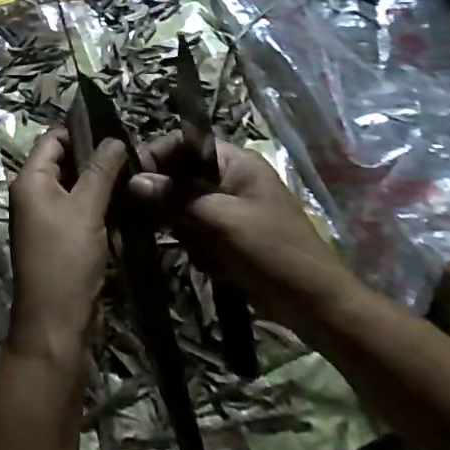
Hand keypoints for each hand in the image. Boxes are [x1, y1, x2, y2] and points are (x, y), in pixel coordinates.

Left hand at [6, 127, 125, 363]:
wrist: (55, 322)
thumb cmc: (66, 259)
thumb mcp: (86, 209)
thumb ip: (100, 171)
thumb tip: (115, 139)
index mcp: (30, 179)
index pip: (53, 139)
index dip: (81, 130)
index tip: (117, 128)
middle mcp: (34, 193)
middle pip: (64, 161)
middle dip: (95, 155)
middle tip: (134, 151)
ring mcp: (47, 216)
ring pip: (75, 186)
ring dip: (101, 180)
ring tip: (137, 172)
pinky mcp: (61, 237)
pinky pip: (80, 208)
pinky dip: (100, 202)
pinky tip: (128, 201)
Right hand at [129, 131, 355, 325]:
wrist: (317, 306)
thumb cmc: (273, 251)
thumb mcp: (220, 220)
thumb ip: (175, 197)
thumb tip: (132, 182)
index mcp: (235, 162)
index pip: (183, 143)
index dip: (156, 156)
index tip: (132, 179)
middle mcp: (230, 177)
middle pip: (179, 173)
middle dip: (164, 195)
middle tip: (145, 214)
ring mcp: (229, 207)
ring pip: (182, 203)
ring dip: (178, 223)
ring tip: (183, 243)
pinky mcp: (227, 234)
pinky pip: (193, 227)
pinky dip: (191, 242)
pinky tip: (204, 260)